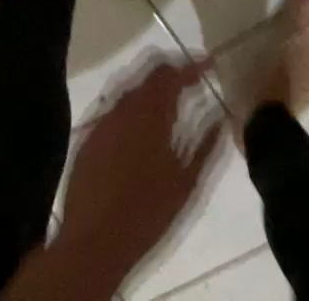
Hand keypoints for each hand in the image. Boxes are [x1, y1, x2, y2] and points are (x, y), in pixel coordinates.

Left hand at [39, 58, 224, 294]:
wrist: (92, 243)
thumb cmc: (147, 215)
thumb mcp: (186, 183)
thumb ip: (206, 144)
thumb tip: (222, 116)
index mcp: (150, 116)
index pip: (173, 75)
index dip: (193, 65)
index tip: (210, 64)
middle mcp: (123, 110)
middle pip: (149, 75)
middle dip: (173, 73)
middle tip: (193, 80)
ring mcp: (101, 122)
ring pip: (130, 90)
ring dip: (152, 90)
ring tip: (171, 103)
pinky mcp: (86, 138)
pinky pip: (113, 111)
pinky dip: (132, 110)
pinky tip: (141, 127)